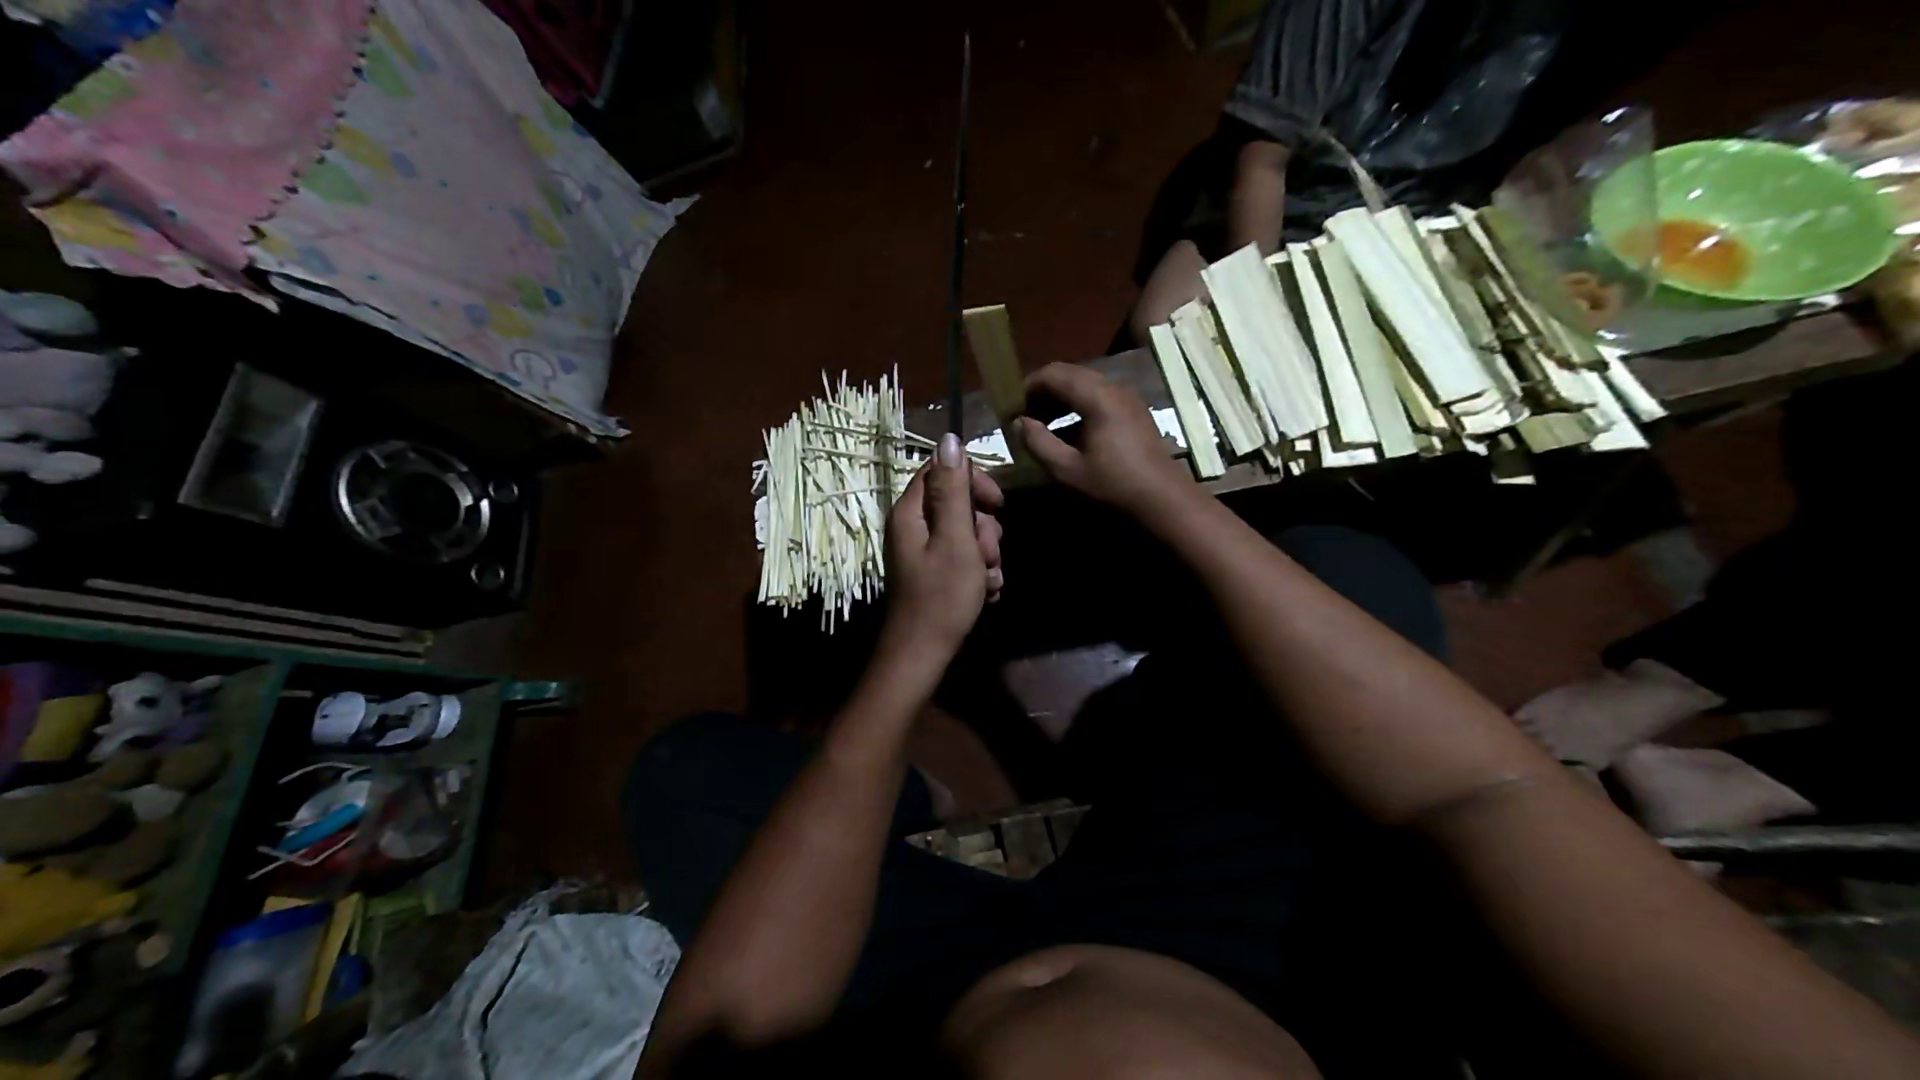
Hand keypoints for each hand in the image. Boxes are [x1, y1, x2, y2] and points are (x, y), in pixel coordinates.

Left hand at [884, 433, 1004, 656]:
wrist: (924, 654)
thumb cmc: (941, 597)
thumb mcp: (955, 540)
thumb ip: (953, 490)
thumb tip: (949, 439)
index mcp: (911, 512)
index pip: (942, 470)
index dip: (974, 481)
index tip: (996, 505)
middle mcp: (913, 526)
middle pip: (958, 502)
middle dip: (984, 526)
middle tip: (988, 553)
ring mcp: (923, 550)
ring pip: (967, 531)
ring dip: (986, 553)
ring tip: (988, 579)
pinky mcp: (934, 571)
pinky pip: (964, 556)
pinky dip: (979, 571)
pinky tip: (986, 591)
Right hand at [1014, 363, 1196, 517]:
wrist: (1164, 499)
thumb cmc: (1113, 485)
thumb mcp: (1067, 469)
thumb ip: (1038, 442)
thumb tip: (1018, 423)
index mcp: (1097, 396)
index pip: (1054, 373)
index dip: (1028, 386)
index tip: (1012, 408)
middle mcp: (1114, 387)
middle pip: (1070, 374)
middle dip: (1042, 392)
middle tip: (1024, 416)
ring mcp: (1127, 397)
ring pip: (1084, 384)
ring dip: (1060, 399)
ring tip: (1042, 425)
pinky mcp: (1134, 410)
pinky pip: (1099, 396)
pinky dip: (1078, 406)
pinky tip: (1068, 432)